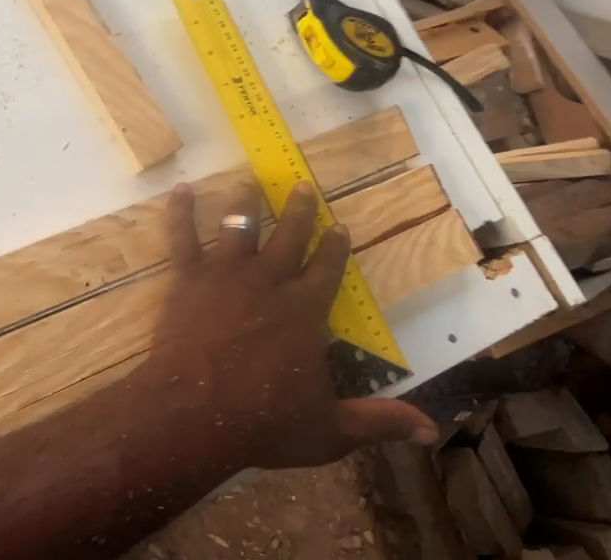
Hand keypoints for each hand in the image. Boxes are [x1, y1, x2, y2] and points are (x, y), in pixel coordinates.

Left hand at [136, 182, 438, 469]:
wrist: (194, 412)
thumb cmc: (263, 421)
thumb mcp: (330, 431)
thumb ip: (378, 422)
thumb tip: (430, 429)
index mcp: (304, 310)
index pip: (326, 269)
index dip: (335, 247)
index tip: (340, 225)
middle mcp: (268, 281)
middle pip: (288, 236)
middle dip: (298, 210)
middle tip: (301, 185)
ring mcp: (226, 274)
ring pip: (239, 225)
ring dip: (246, 200)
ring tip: (248, 179)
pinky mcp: (188, 277)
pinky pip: (182, 235)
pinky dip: (181, 210)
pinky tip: (181, 188)